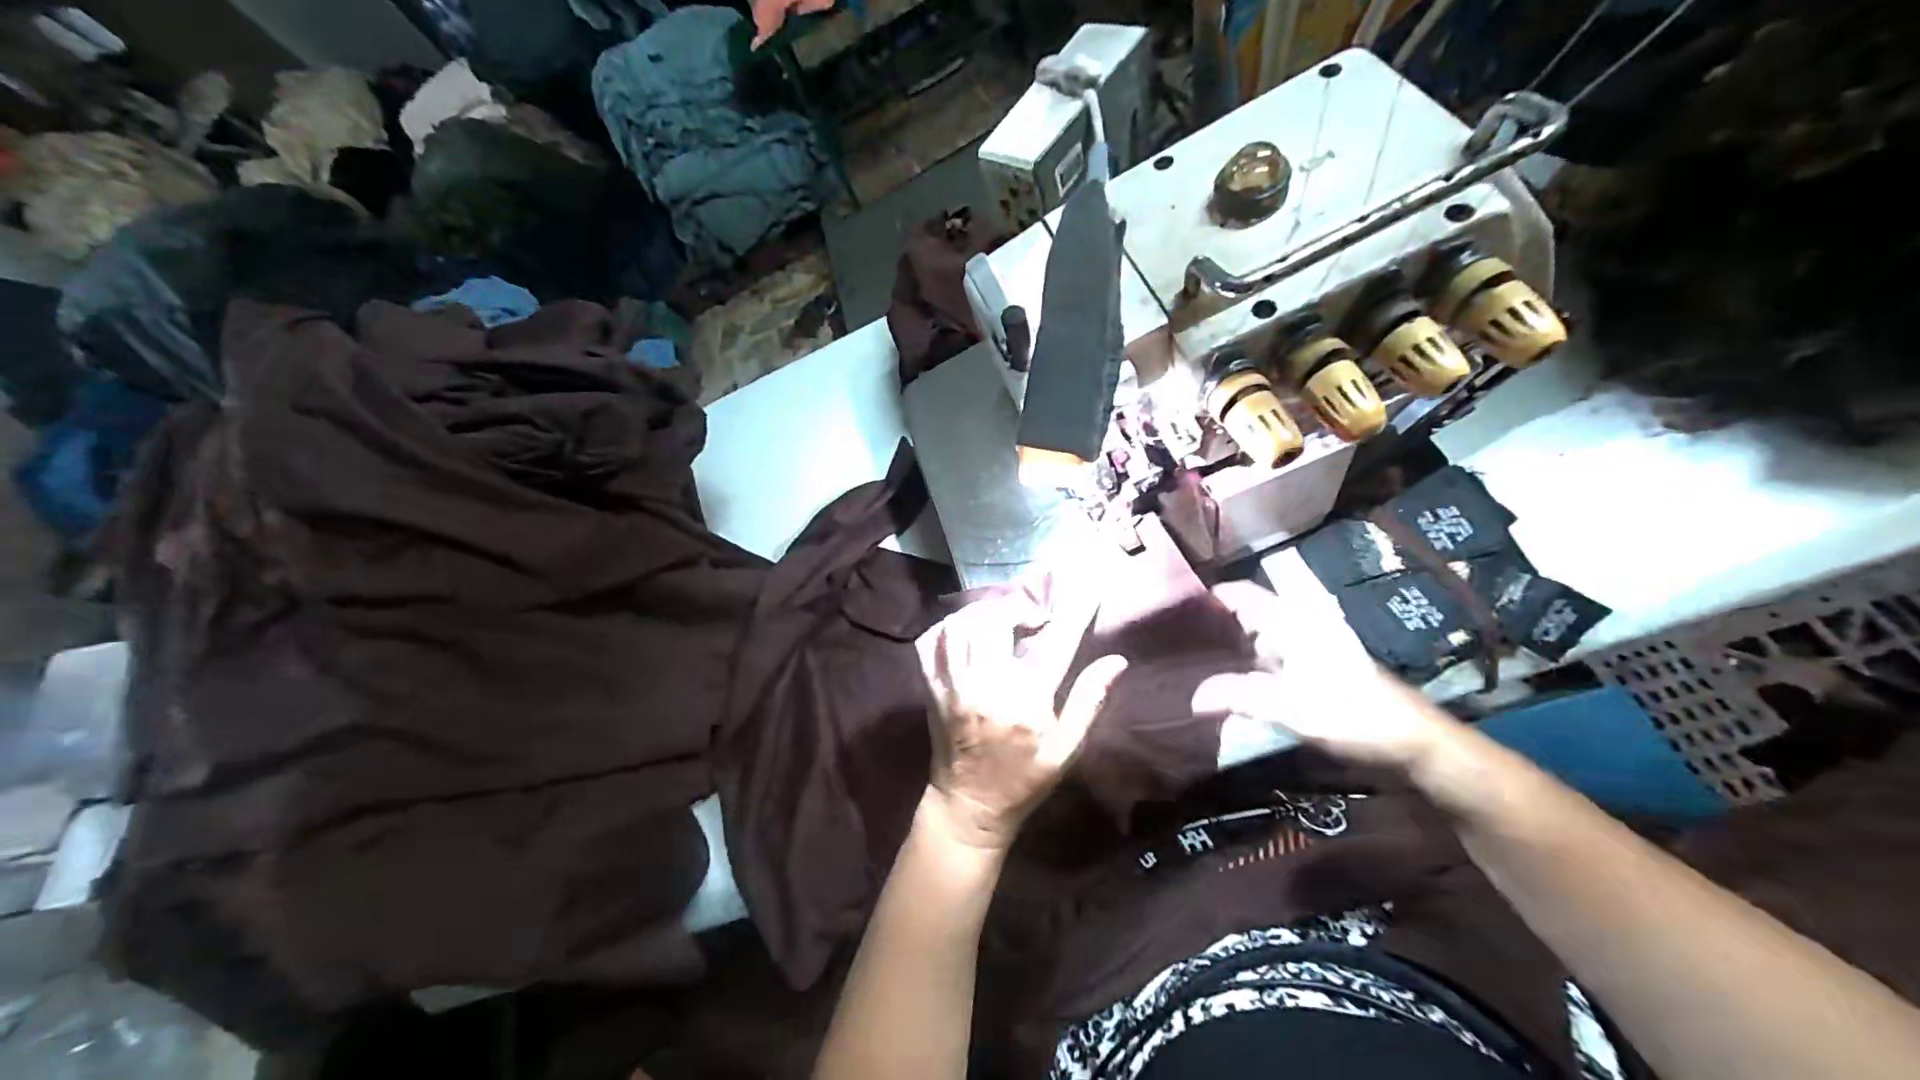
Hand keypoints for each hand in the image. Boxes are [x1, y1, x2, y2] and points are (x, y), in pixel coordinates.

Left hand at [916, 592, 1128, 851]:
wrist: (968, 807)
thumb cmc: (1023, 781)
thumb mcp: (1066, 750)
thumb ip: (1088, 702)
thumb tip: (1117, 662)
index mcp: (1026, 700)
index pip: (1056, 642)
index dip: (1074, 609)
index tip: (1086, 584)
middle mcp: (987, 685)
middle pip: (997, 621)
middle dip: (1017, 606)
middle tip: (1032, 611)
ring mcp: (954, 686)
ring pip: (962, 626)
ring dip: (983, 612)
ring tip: (1000, 616)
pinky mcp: (933, 690)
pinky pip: (930, 645)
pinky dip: (946, 627)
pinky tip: (963, 628)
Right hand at [1192, 581, 1463, 777]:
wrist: (1410, 741)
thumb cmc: (1350, 713)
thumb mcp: (1289, 706)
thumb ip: (1238, 696)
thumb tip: (1192, 698)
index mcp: (1291, 620)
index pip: (1240, 593)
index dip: (1208, 597)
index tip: (1173, 612)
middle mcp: (1298, 625)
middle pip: (1245, 614)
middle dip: (1213, 623)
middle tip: (1176, 640)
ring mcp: (1307, 647)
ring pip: (1257, 636)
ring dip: (1230, 646)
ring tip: (1194, 661)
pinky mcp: (1313, 669)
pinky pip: (1268, 657)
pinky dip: (1247, 664)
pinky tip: (1230, 682)